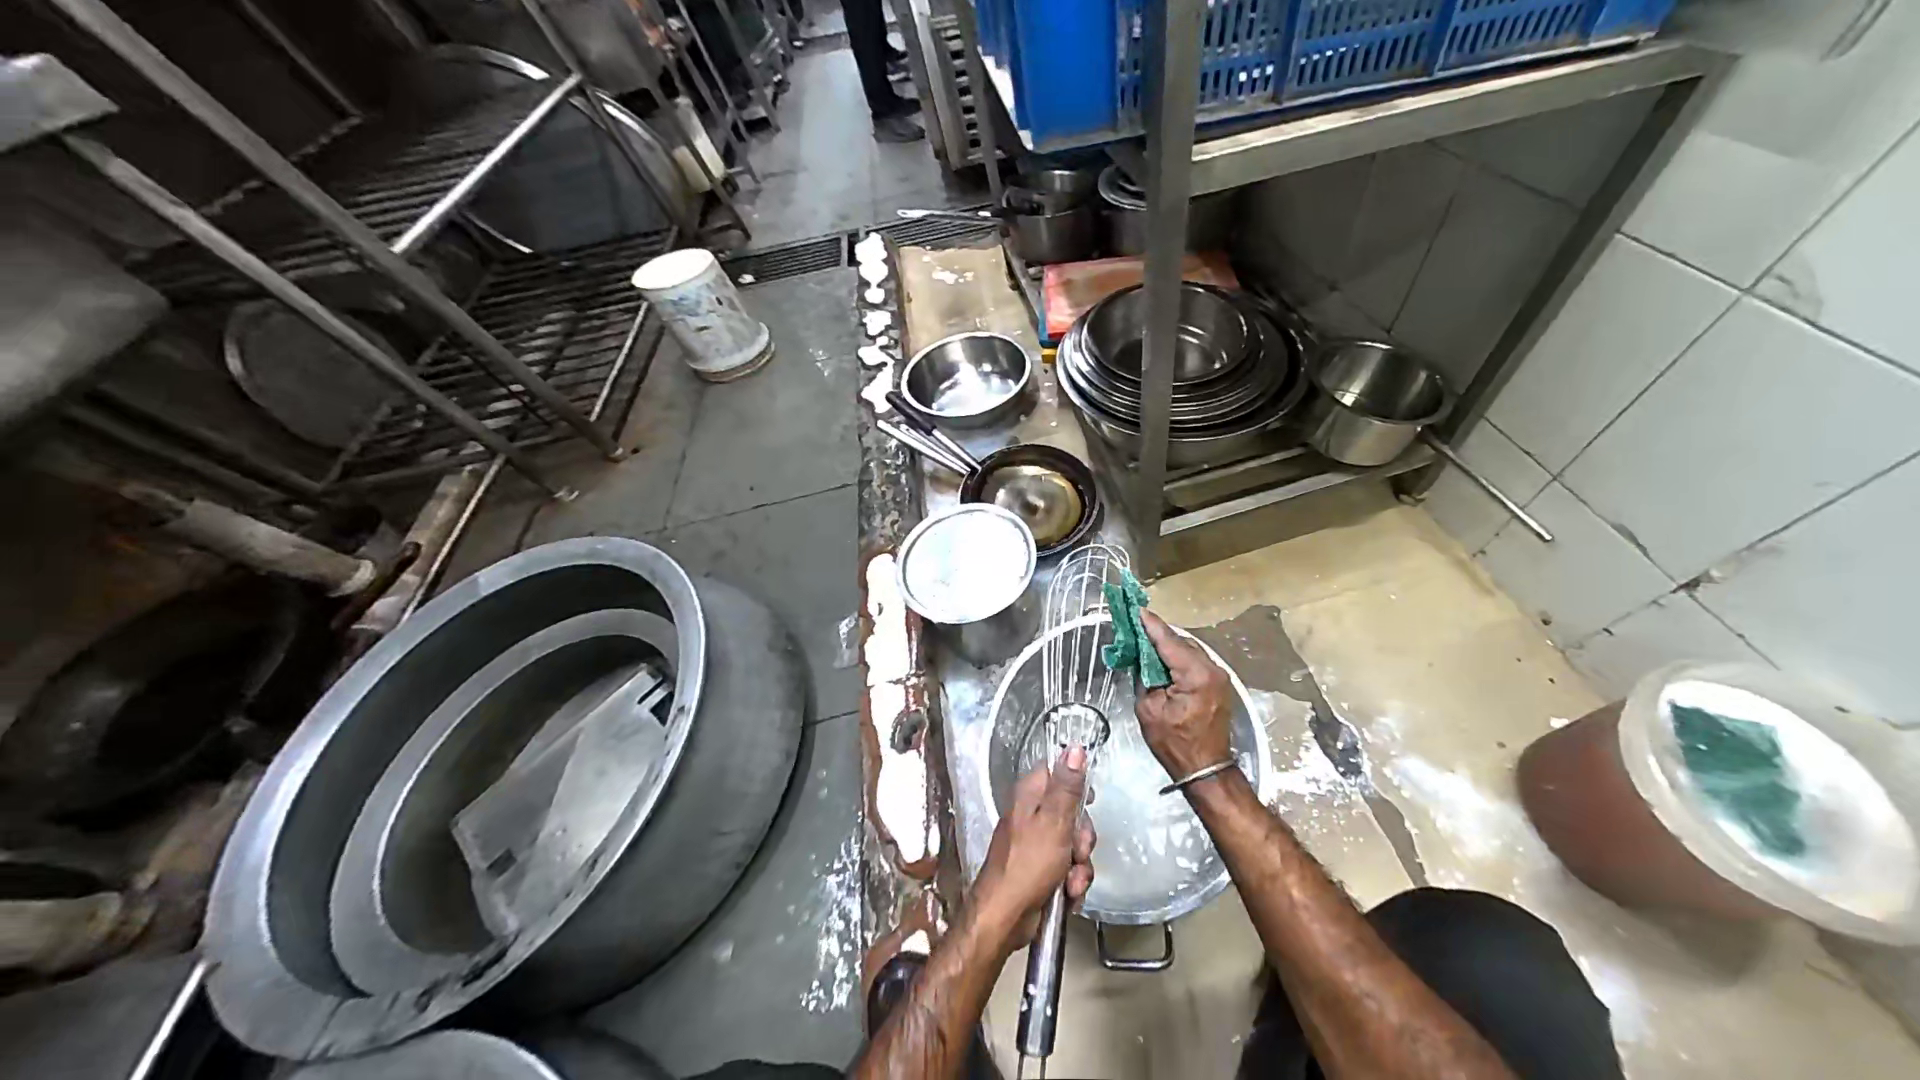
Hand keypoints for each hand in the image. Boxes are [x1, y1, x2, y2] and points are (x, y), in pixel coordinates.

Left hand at [972, 746, 1096, 948]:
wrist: (1005, 916)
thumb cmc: (1028, 864)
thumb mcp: (1054, 821)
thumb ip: (1066, 786)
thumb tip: (1074, 748)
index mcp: (1029, 796)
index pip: (1056, 771)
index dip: (1076, 783)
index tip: (1089, 799)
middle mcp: (1031, 816)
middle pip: (1071, 813)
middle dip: (1082, 837)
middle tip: (1077, 850)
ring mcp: (1036, 844)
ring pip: (1073, 845)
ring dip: (1079, 866)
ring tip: (1070, 881)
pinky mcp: (1042, 870)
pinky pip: (1068, 869)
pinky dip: (1071, 882)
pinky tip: (1067, 894)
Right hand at [1135, 610, 1234, 780]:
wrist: (1205, 769)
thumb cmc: (1174, 743)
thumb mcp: (1148, 709)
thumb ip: (1144, 676)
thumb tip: (1139, 656)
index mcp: (1195, 674)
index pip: (1168, 641)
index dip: (1149, 624)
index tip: (1135, 610)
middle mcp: (1212, 670)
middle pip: (1180, 642)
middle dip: (1157, 633)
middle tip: (1135, 625)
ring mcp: (1218, 676)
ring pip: (1188, 650)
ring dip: (1167, 644)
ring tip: (1144, 638)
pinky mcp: (1218, 684)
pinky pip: (1194, 661)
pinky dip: (1177, 656)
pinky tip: (1161, 657)